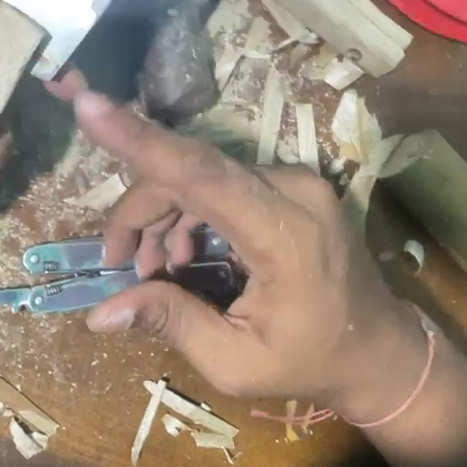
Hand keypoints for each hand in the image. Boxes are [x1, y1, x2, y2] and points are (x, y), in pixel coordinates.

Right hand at [59, 75, 428, 418]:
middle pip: (187, 174)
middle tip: (118, 264)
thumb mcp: (235, 362)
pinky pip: (218, 185)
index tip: (88, 105)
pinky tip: (181, 258)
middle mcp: (290, 189)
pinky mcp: (286, 187)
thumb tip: (99, 314)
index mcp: (283, 233)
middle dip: (138, 213)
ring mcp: (292, 182)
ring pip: (197, 177)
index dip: (141, 141)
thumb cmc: (309, 360)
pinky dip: (186, 216)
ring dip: (160, 219)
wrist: (378, 348)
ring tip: (153, 272)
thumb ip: (170, 323)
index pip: (200, 173)